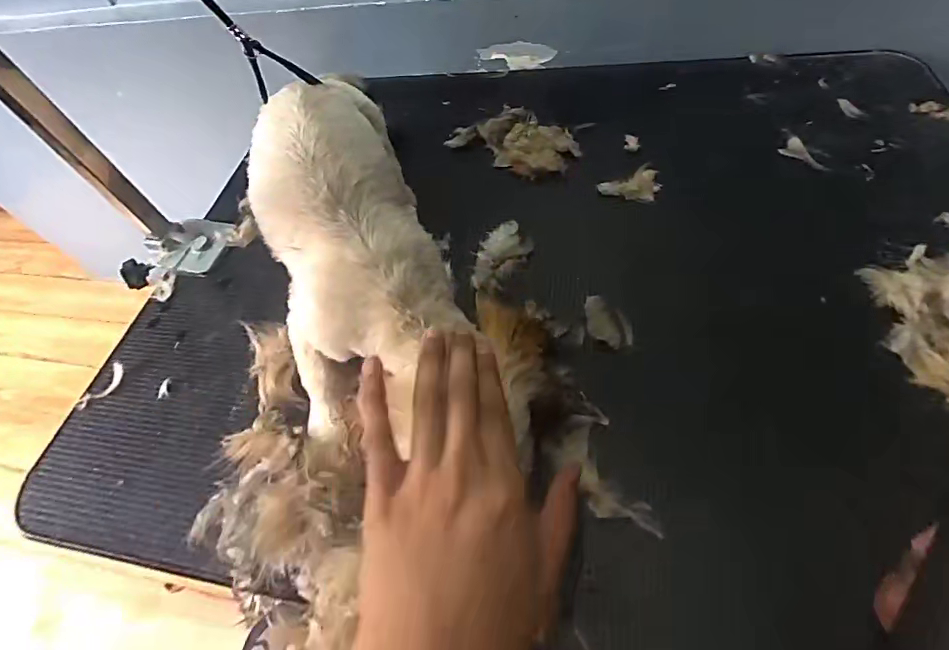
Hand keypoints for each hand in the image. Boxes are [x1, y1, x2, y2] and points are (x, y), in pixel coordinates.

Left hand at [355, 332, 580, 649]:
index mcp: (504, 485)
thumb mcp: (544, 572)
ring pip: (428, 408)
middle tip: (459, 329)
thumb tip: (575, 466)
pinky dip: (374, 400)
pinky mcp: (382, 498)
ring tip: (433, 335)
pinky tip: (374, 368)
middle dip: (462, 361)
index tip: (486, 347)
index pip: (497, 415)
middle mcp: (464, 470)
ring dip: (430, 367)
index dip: (491, 377)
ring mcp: (420, 480)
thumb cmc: (495, 620)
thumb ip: (561, 515)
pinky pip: (377, 439)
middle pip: (464, 402)